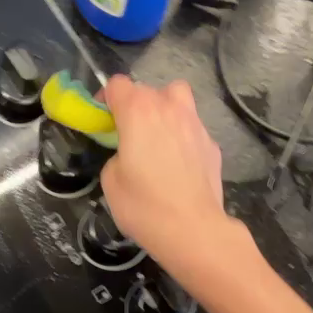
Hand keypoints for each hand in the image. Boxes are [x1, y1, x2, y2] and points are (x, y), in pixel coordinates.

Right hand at [100, 76, 262, 296]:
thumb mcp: (110, 182)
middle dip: (134, 106)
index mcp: (138, 112)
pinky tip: (177, 163)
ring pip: (177, 98)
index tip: (102, 119)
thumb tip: (128, 154)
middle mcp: (169, 108)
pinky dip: (181, 135)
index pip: (118, 85)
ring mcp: (195, 123)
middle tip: (126, 134)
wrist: (191, 228)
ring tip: (157, 137)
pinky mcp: (211, 143)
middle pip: (148, 90)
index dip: (106, 99)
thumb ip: (116, 155)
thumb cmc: (143, 205)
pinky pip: (191, 127)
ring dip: (164, 109)